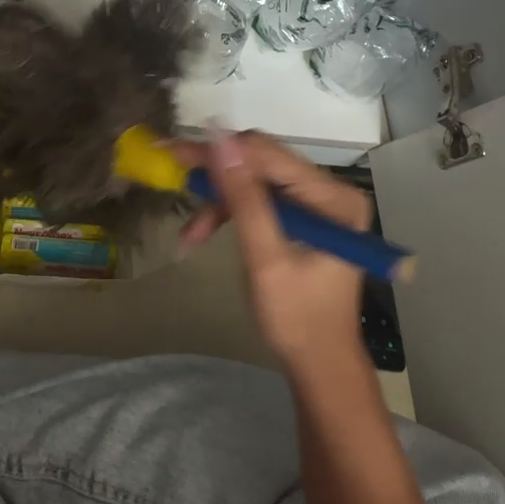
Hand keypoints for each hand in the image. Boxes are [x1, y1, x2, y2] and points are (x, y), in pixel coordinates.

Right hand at [178, 130, 373, 372]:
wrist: (319, 364)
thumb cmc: (297, 320)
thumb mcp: (266, 260)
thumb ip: (244, 198)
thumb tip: (219, 139)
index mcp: (332, 197)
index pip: (266, 154)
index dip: (218, 151)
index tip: (172, 153)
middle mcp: (328, 190)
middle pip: (258, 162)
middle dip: (215, 176)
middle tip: (173, 179)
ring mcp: (315, 202)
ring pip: (251, 179)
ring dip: (217, 201)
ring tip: (190, 233)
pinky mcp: (301, 215)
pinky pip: (255, 197)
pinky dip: (226, 212)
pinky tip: (201, 233)